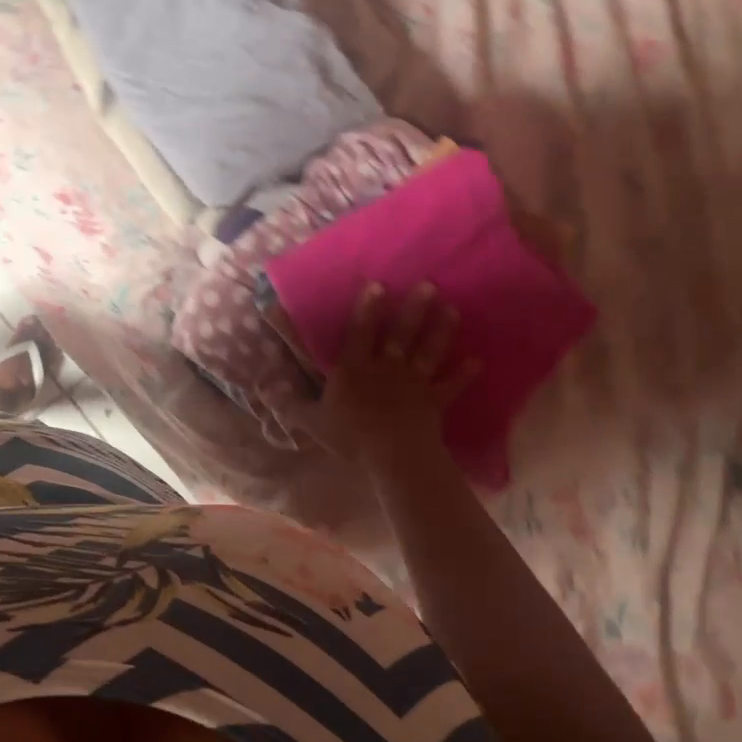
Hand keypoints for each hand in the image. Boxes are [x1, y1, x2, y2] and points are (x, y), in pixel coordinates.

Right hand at [305, 281, 477, 467]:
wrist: (395, 457)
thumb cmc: (350, 437)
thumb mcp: (310, 420)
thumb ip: (289, 403)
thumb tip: (264, 387)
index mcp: (353, 369)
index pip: (360, 332)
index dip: (367, 308)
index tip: (378, 284)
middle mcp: (385, 368)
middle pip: (400, 334)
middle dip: (413, 309)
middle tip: (428, 284)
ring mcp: (413, 383)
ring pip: (428, 351)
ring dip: (440, 330)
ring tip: (452, 309)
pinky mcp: (434, 401)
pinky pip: (451, 384)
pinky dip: (464, 373)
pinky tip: (477, 360)